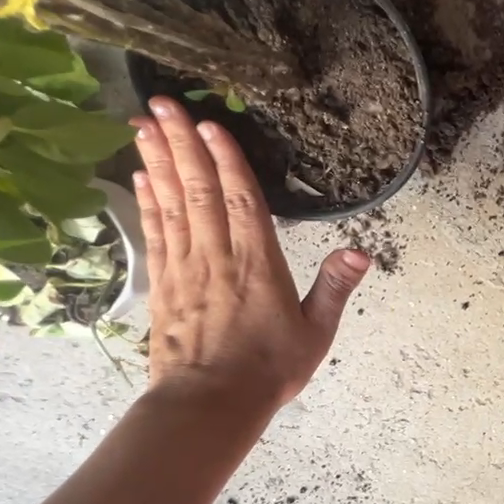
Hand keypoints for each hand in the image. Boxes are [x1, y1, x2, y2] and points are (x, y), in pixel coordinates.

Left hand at [130, 96, 368, 413]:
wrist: (211, 400)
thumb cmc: (272, 368)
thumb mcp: (317, 331)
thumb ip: (335, 287)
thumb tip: (361, 251)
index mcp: (260, 265)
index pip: (242, 200)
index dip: (226, 160)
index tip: (209, 124)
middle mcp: (218, 256)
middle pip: (199, 190)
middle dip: (181, 144)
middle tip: (162, 103)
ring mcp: (185, 266)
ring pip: (172, 202)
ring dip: (158, 161)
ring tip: (144, 124)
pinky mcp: (164, 281)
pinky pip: (156, 230)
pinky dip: (149, 199)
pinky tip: (143, 175)